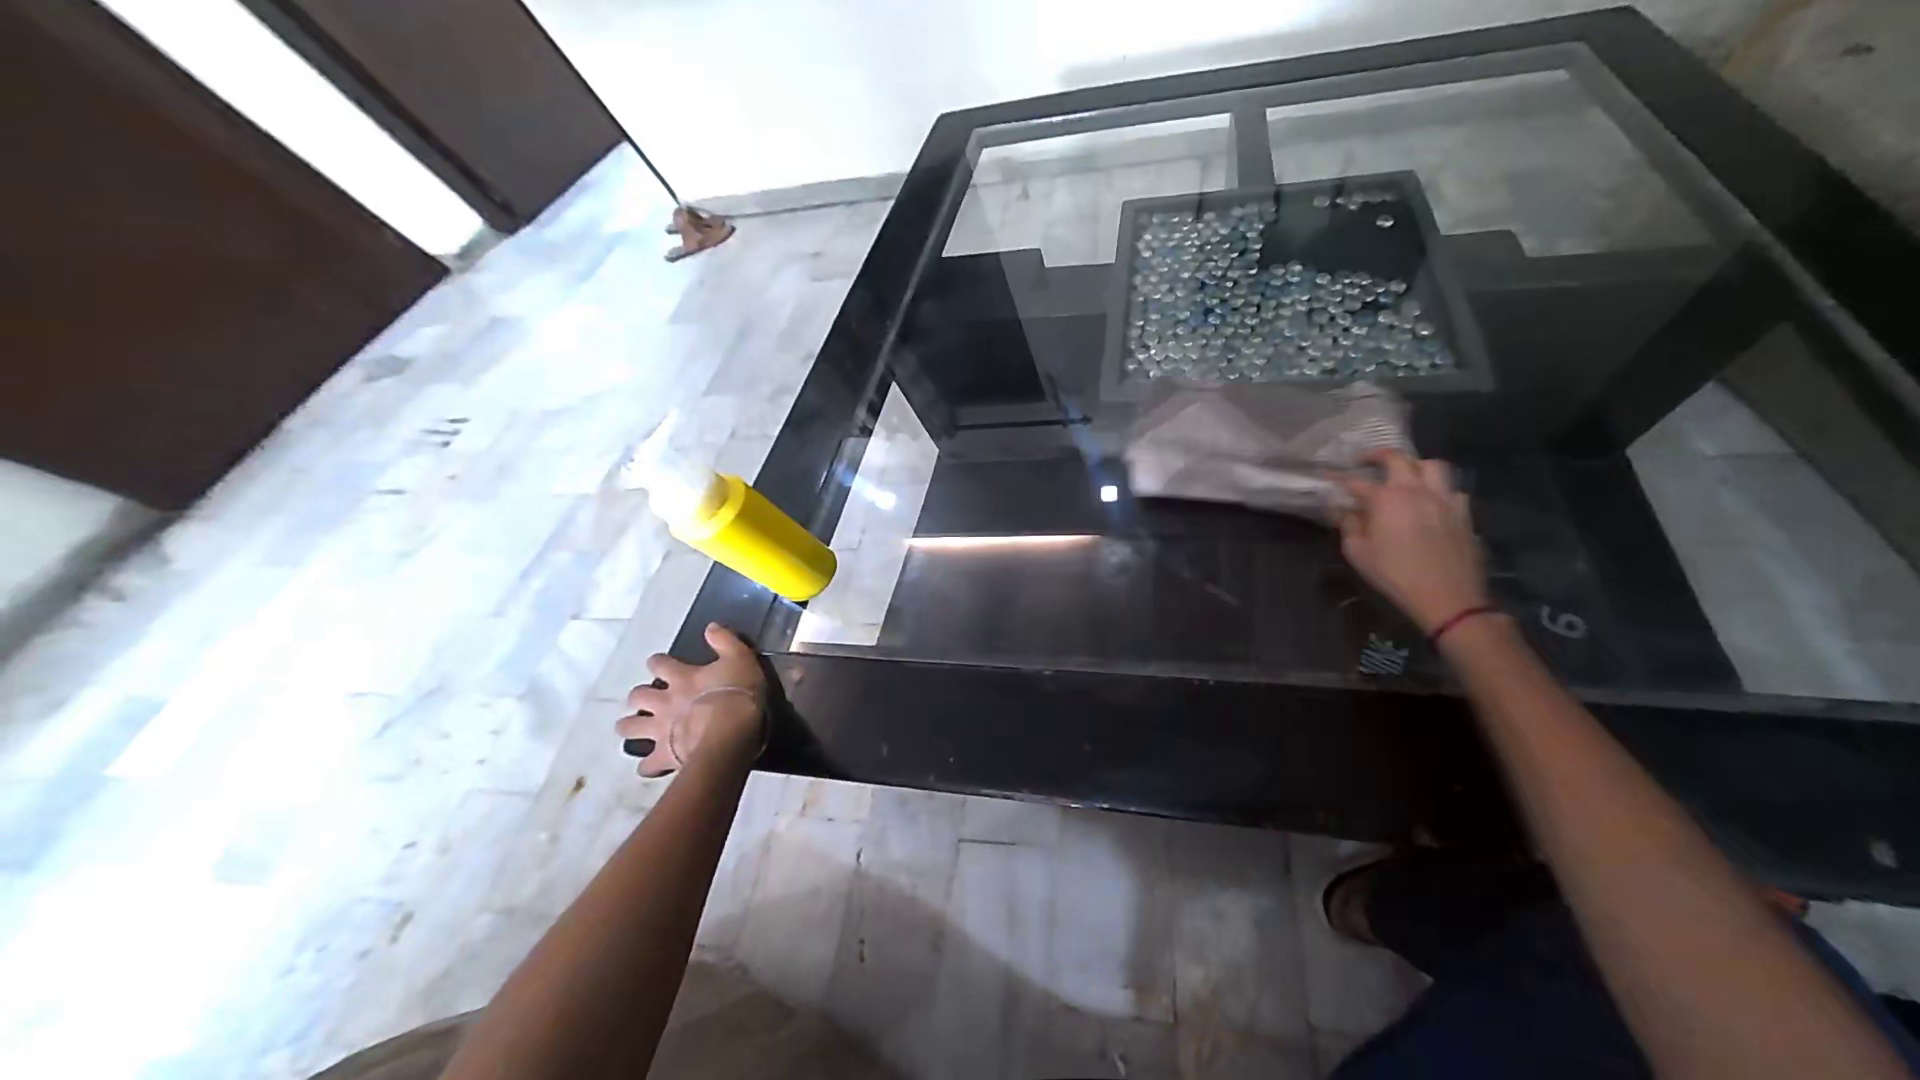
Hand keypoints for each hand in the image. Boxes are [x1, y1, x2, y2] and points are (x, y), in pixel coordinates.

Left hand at [616, 623, 766, 776]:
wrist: (731, 733)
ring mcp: (660, 730)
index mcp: (680, 677)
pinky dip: (648, 766)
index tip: (660, 664)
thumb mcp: (740, 658)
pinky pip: (647, 765)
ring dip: (630, 727)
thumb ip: (725, 640)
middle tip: (647, 699)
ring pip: (630, 728)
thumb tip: (711, 626)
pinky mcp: (665, 755)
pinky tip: (651, 765)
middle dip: (638, 697)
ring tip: (635, 728)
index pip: (659, 664)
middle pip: (637, 696)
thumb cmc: (738, 693)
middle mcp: (663, 702)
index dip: (657, 663)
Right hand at [1335, 450, 1489, 634]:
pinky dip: (1438, 489)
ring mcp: (1444, 499)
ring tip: (1404, 475)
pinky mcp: (1463, 513)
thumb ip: (1348, 524)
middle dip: (1377, 455)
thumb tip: (1339, 508)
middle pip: (1398, 458)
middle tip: (1364, 461)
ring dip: (1414, 465)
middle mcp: (1417, 490)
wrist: (1447, 596)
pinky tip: (1430, 501)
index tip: (1326, 476)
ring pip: (1432, 465)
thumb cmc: (1394, 574)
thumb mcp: (1358, 552)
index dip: (1339, 478)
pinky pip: (1452, 489)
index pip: (1356, 481)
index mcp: (1387, 498)